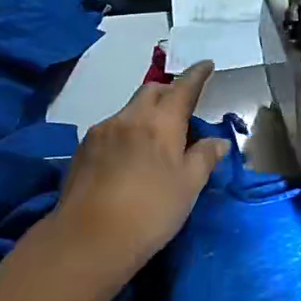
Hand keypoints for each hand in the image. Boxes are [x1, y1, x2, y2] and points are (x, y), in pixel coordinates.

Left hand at [48, 61, 228, 277]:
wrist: (90, 236)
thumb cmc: (150, 212)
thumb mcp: (188, 188)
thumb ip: (203, 158)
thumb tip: (217, 140)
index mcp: (159, 123)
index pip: (182, 89)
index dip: (196, 75)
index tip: (206, 65)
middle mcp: (128, 117)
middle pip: (151, 92)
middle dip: (169, 92)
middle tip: (182, 107)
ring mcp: (101, 130)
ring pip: (129, 110)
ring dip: (145, 114)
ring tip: (156, 139)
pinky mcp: (83, 147)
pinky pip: (111, 128)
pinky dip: (127, 131)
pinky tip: (129, 156)